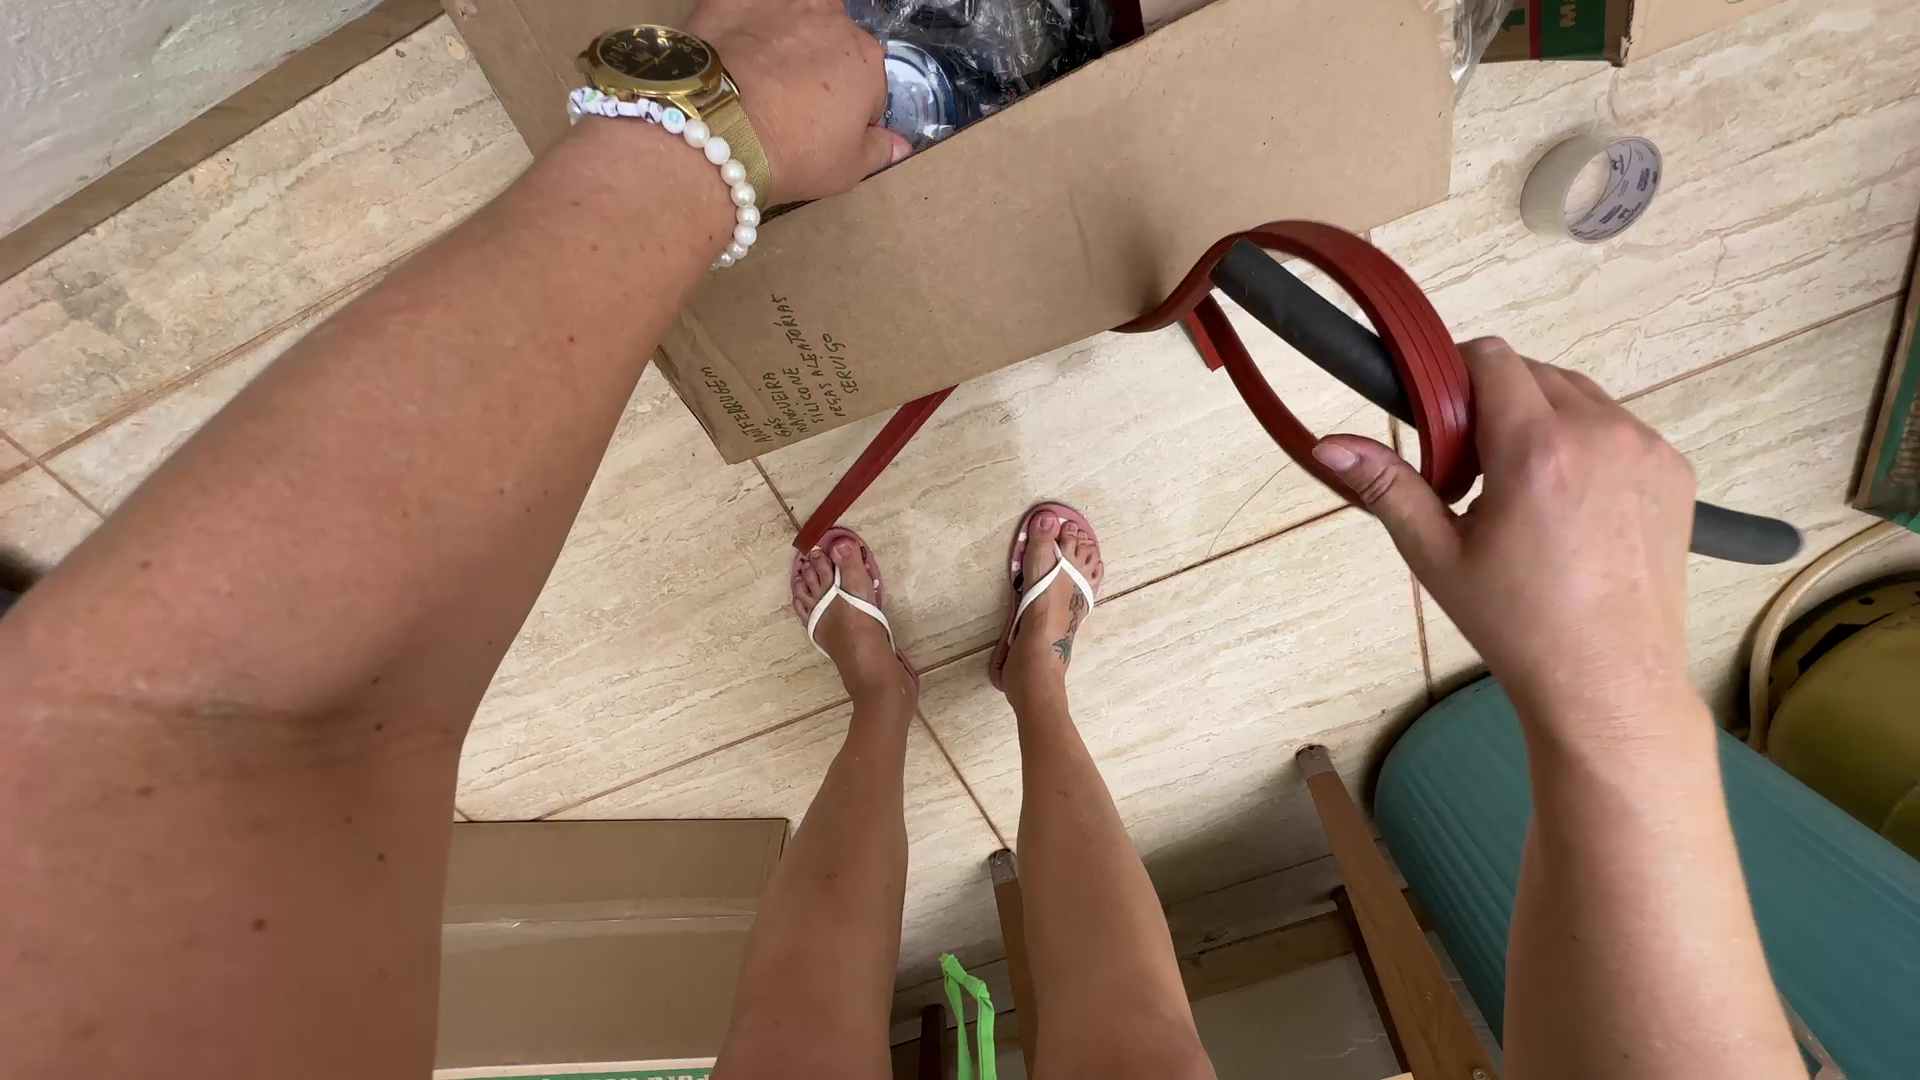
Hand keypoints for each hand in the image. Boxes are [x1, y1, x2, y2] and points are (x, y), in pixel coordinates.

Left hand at [689, 0, 911, 202]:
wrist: (722, 127)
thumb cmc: (796, 152)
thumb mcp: (849, 169)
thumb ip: (879, 150)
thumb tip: (899, 145)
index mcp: (867, 61)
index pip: (870, 88)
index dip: (852, 115)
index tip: (829, 135)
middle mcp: (831, 18)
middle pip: (833, 47)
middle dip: (822, 72)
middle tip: (795, 111)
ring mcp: (782, 1)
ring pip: (794, 22)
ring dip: (787, 43)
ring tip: (764, 84)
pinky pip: (749, 12)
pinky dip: (746, 31)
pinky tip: (736, 63)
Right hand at [1311, 338, 1698, 742]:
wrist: (1608, 677)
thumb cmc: (1511, 618)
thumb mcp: (1432, 551)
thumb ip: (1384, 485)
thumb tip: (1327, 445)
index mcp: (1537, 450)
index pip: (1491, 357)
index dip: (1450, 374)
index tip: (1432, 421)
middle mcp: (1604, 432)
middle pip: (1530, 370)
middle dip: (1487, 401)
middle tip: (1464, 469)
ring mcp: (1650, 449)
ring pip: (1574, 393)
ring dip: (1531, 417)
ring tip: (1510, 486)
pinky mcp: (1676, 470)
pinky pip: (1613, 423)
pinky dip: (1575, 438)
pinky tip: (1557, 500)